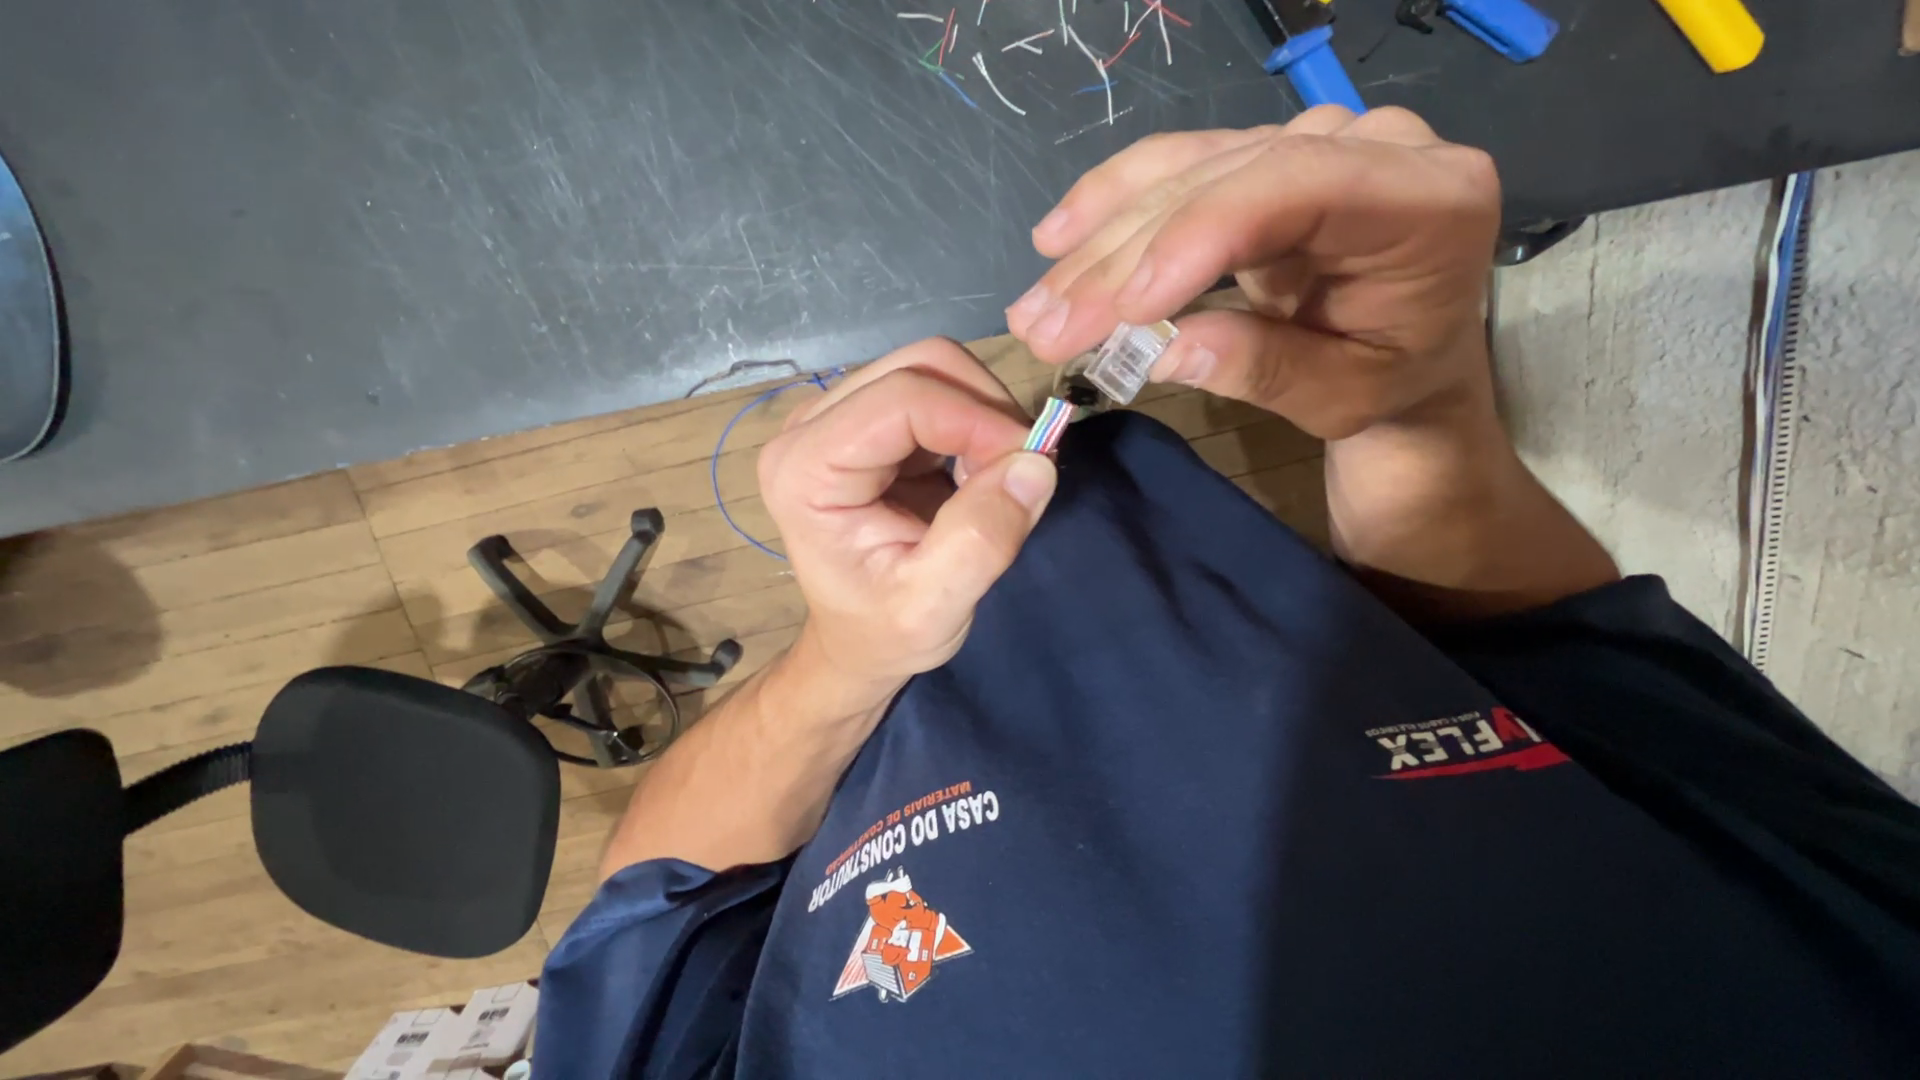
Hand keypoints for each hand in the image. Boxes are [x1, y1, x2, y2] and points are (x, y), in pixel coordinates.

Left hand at [758, 339, 1057, 704]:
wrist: (859, 641)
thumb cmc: (882, 632)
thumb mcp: (932, 607)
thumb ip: (980, 538)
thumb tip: (1036, 464)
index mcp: (805, 470)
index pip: (901, 398)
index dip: (976, 419)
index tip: (1031, 464)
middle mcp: (812, 427)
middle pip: (919, 364)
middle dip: (985, 410)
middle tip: (1019, 471)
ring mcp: (841, 416)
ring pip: (935, 368)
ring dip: (985, 415)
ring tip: (997, 479)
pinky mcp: (871, 420)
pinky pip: (940, 390)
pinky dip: (977, 423)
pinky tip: (979, 474)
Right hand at [1005, 107, 1500, 440]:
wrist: (1406, 361)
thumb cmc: (1390, 386)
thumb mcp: (1342, 398)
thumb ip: (1266, 369)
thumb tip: (1164, 352)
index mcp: (1425, 202)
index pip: (1294, 188)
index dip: (1197, 238)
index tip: (1124, 308)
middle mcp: (1368, 149)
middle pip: (1220, 183)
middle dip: (1121, 261)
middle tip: (1048, 328)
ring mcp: (1310, 144)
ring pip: (1182, 175)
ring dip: (1097, 245)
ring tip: (1036, 308)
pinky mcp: (1260, 160)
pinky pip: (1175, 167)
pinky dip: (1111, 207)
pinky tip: (1058, 237)